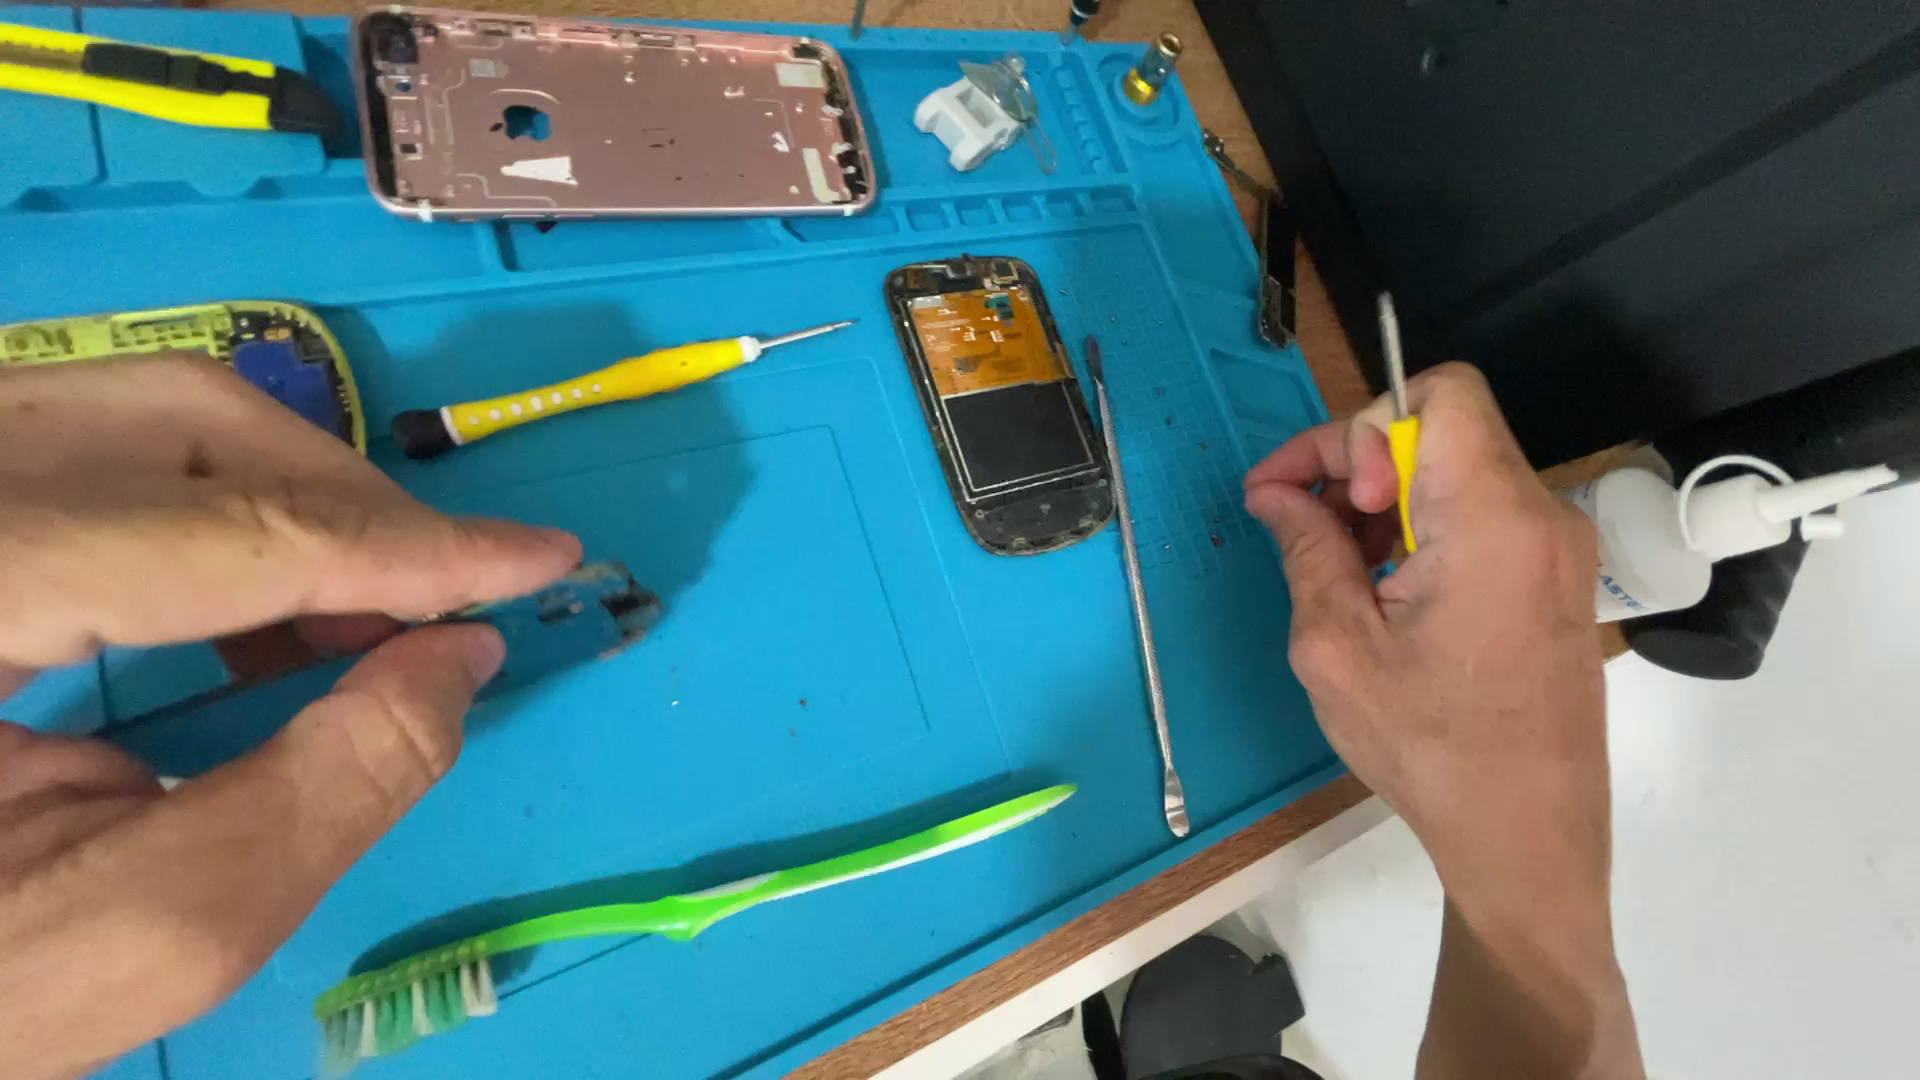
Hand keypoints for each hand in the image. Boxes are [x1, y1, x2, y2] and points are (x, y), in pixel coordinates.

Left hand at [0, 356, 581, 1078]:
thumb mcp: (151, 931)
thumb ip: (341, 782)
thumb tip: (467, 651)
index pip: (230, 534)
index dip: (413, 549)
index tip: (548, 556)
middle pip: (188, 429)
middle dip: (360, 515)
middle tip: (437, 608)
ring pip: (163, 417)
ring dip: (309, 505)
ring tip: (360, 612)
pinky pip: (123, 449)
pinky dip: (242, 512)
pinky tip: (270, 609)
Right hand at [1245, 363, 1640, 1077]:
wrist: (1525, 835)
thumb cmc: (1426, 744)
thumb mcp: (1335, 644)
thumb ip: (1306, 548)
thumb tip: (1275, 494)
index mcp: (1493, 520)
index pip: (1436, 396)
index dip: (1355, 428)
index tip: (1311, 494)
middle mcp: (1538, 515)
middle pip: (1434, 430)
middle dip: (1349, 464)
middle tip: (1289, 522)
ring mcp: (1551, 546)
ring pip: (1448, 470)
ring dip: (1373, 499)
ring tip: (1324, 562)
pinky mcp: (1547, 576)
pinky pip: (1469, 513)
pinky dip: (1408, 526)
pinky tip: (1370, 583)